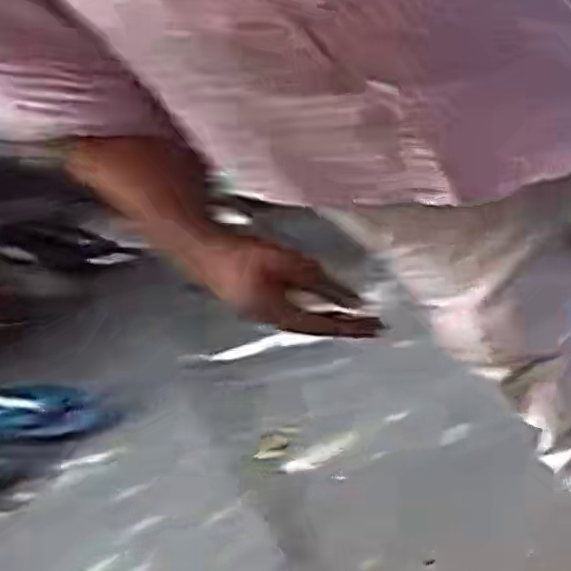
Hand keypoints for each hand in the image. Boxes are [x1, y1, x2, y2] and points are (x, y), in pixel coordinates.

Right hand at [183, 233, 381, 336]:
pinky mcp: (250, 300)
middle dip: (344, 328)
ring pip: (301, 323)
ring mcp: (255, 310)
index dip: (351, 326)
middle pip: (313, 329)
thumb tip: (353, 300)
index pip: (323, 325)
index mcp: (273, 312)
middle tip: (370, 328)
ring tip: (354, 322)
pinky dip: (312, 314)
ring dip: (329, 322)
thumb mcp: (295, 266)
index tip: (374, 327)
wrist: (196, 241)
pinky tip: (322, 310)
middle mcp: (263, 317)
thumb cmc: (240, 252)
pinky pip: (290, 314)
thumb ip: (326, 285)